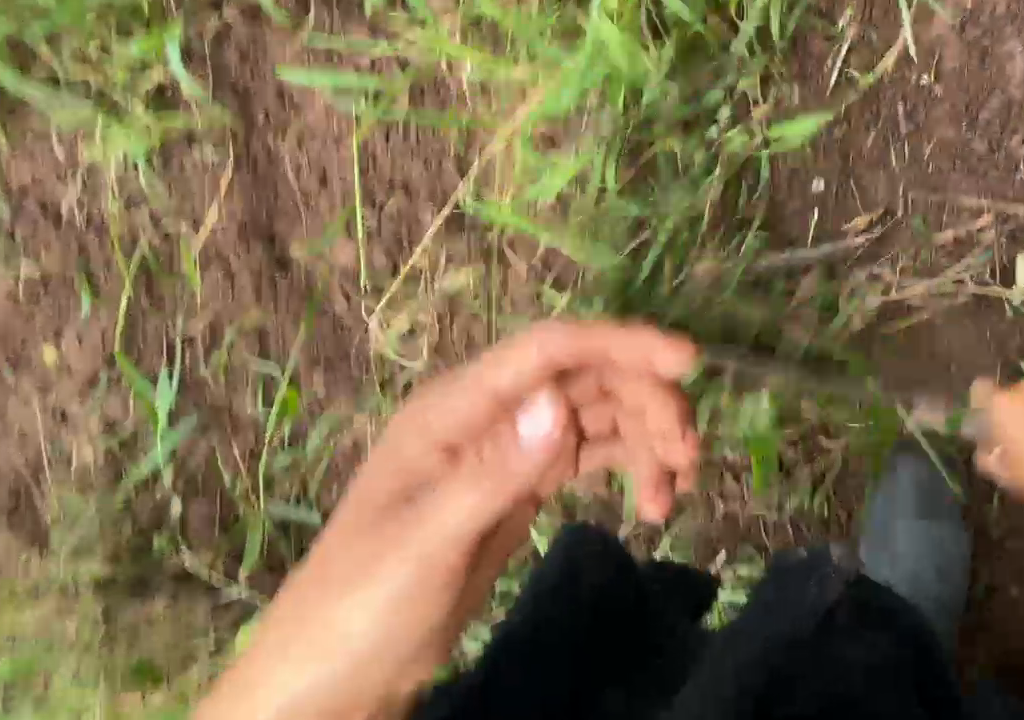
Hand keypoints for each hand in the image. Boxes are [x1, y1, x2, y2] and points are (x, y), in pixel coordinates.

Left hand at [197, 320, 698, 719]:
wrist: (335, 680)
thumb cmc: (360, 605)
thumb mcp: (425, 543)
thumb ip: (493, 471)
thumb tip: (558, 404)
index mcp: (458, 407)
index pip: (551, 350)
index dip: (622, 343)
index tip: (687, 361)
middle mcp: (494, 412)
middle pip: (591, 379)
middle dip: (649, 405)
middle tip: (688, 454)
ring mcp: (516, 445)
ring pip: (604, 414)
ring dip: (649, 440)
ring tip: (677, 489)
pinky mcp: (531, 480)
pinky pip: (599, 454)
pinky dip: (634, 468)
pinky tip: (655, 504)